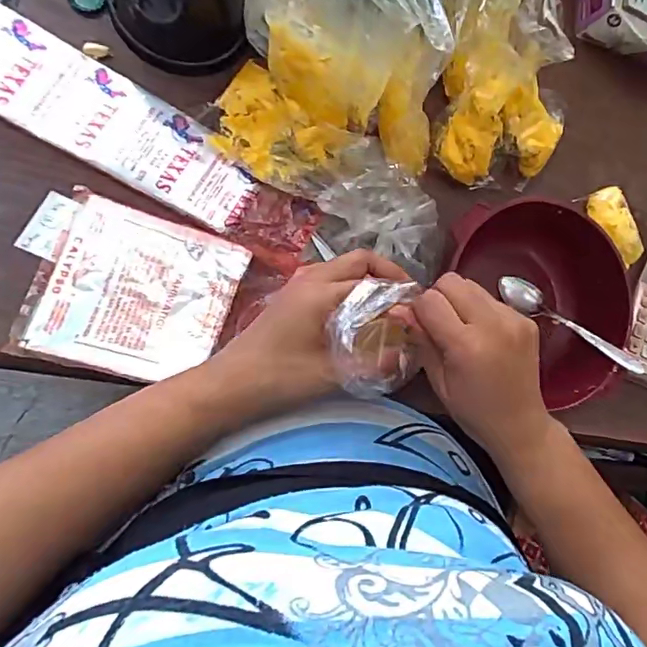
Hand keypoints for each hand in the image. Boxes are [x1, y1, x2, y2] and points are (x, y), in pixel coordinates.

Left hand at [209, 249, 411, 416]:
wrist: (228, 385)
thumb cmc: (278, 378)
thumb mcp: (330, 375)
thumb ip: (372, 362)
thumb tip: (407, 353)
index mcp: (321, 292)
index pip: (373, 280)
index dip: (399, 291)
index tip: (418, 309)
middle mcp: (310, 279)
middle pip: (359, 261)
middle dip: (387, 274)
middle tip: (405, 300)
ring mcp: (296, 285)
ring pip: (342, 268)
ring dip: (366, 279)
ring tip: (385, 307)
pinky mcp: (289, 297)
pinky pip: (328, 279)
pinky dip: (349, 287)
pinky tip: (356, 315)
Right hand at [409, 273, 556, 454]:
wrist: (520, 424)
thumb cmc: (473, 411)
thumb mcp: (438, 381)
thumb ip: (421, 340)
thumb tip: (399, 309)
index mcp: (466, 344)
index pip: (430, 300)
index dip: (419, 309)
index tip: (419, 325)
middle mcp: (493, 324)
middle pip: (452, 281)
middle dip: (438, 297)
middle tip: (439, 324)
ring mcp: (514, 318)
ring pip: (472, 285)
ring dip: (460, 300)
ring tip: (462, 328)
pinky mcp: (526, 319)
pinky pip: (492, 298)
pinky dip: (480, 309)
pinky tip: (483, 334)